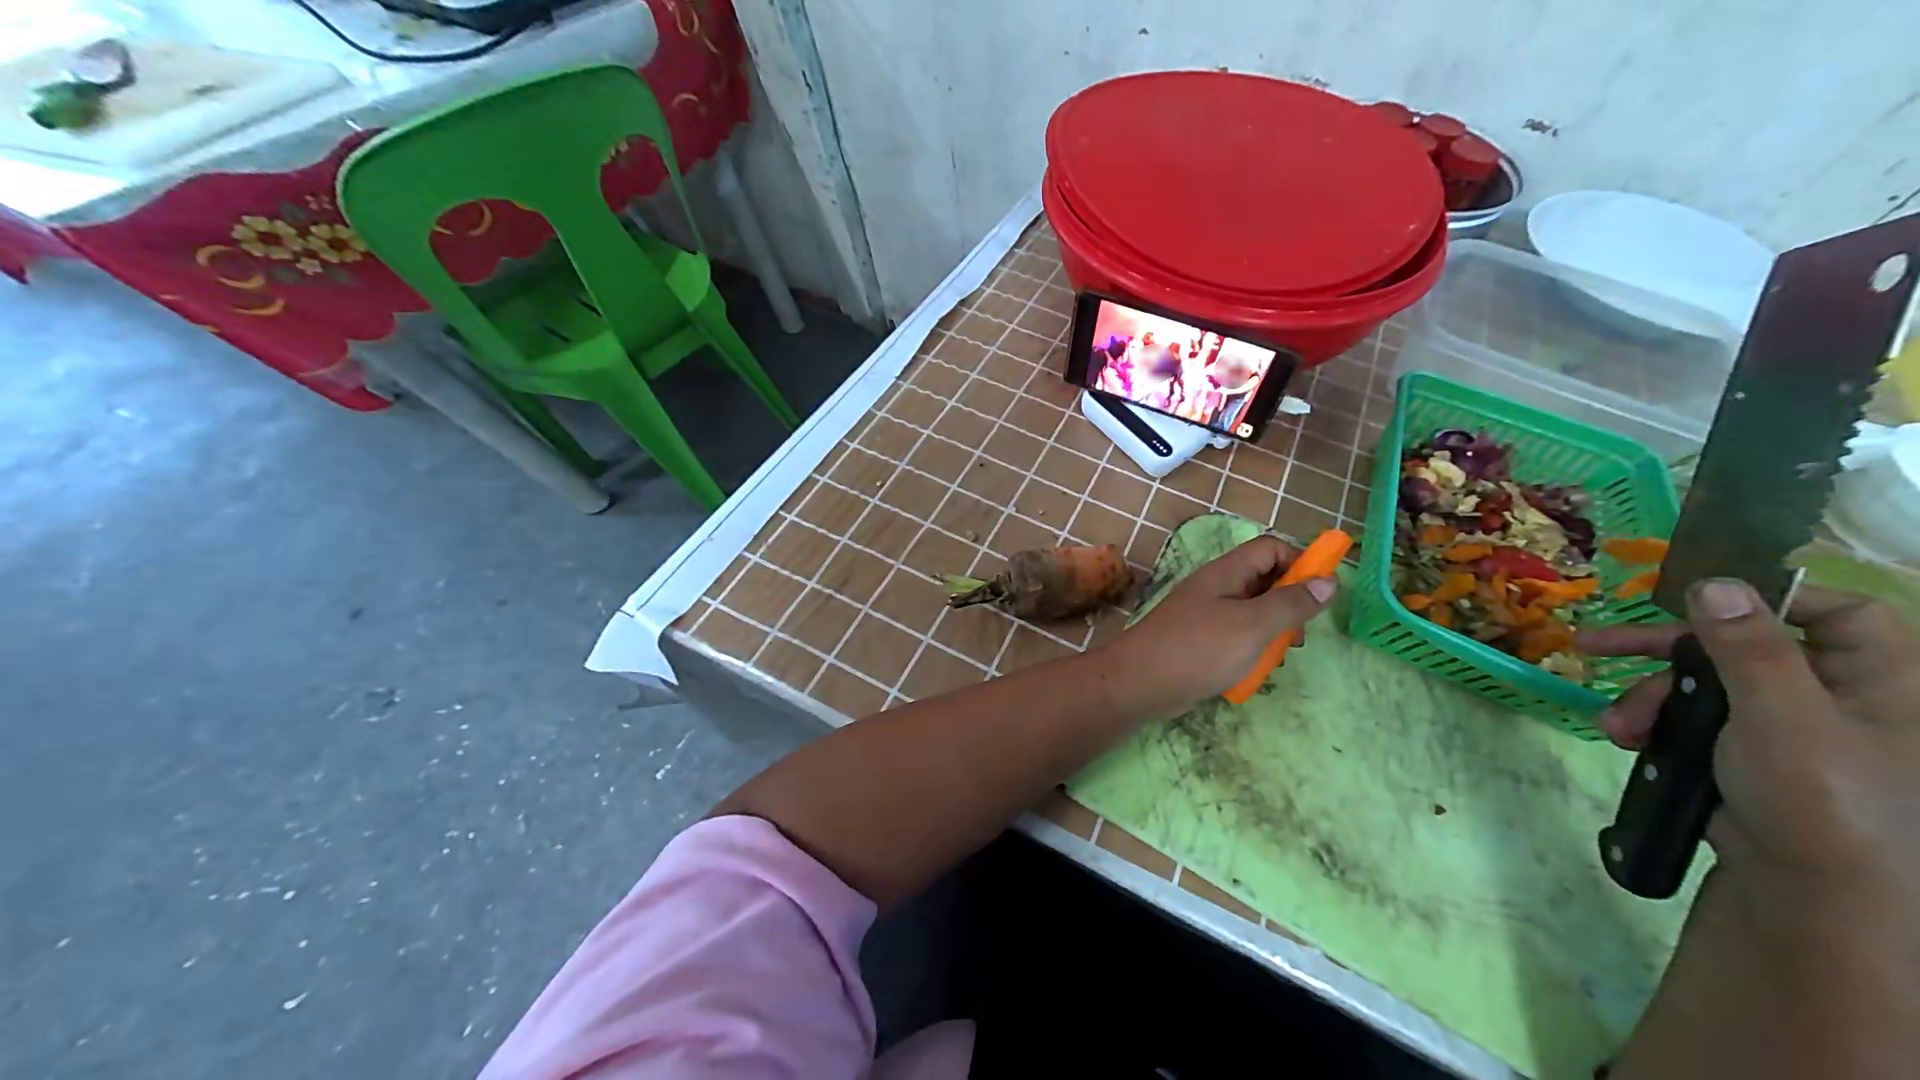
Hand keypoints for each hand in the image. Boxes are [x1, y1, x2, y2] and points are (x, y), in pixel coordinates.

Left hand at [1096, 535, 1336, 716]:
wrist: (1139, 683)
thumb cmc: (1199, 649)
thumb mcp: (1254, 625)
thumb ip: (1291, 603)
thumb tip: (1328, 581)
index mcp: (1226, 572)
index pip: (1270, 548)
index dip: (1299, 563)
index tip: (1318, 595)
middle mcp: (1215, 587)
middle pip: (1263, 580)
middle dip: (1289, 604)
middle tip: (1298, 636)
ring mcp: (1204, 614)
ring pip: (1251, 612)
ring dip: (1271, 631)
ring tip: (1277, 657)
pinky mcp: (1199, 640)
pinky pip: (1234, 636)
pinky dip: (1249, 650)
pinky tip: (1252, 671)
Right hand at [1579, 581, 1919, 923]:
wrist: (1810, 895)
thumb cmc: (1820, 797)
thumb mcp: (1781, 715)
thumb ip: (1749, 647)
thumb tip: (1716, 582)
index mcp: (1878, 682)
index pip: (1843, 613)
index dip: (1776, 598)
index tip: (1700, 598)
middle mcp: (1837, 698)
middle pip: (1743, 648)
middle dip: (1662, 650)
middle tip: (1595, 645)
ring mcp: (1788, 730)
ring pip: (1705, 687)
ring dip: (1648, 698)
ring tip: (1617, 726)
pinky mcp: (1746, 756)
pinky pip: (1694, 721)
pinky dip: (1655, 725)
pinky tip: (1626, 739)